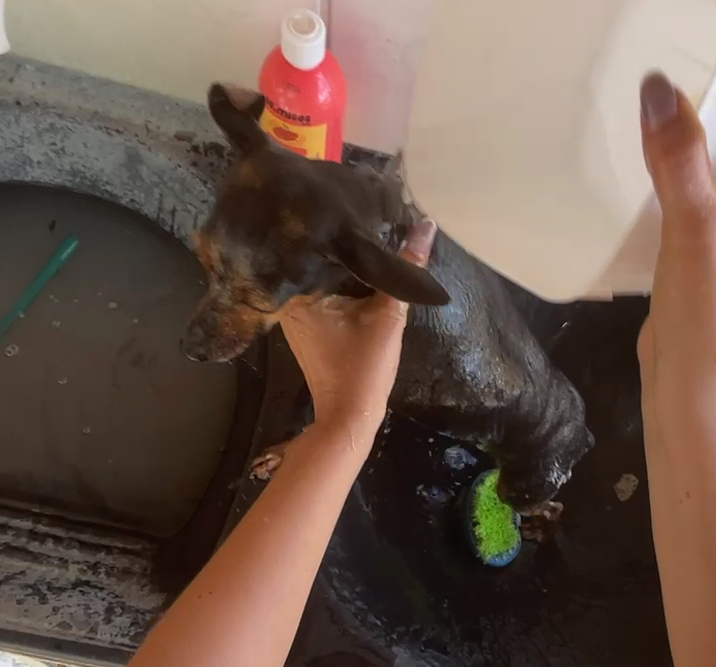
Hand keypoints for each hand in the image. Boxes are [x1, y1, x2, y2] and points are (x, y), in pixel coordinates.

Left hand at [278, 219, 438, 440]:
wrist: (349, 416)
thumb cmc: (362, 368)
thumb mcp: (388, 316)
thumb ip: (405, 270)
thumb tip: (426, 226)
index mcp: (298, 291)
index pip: (321, 244)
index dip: (344, 223)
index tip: (364, 201)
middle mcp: (289, 298)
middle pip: (322, 259)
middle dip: (345, 241)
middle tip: (371, 211)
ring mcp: (296, 314)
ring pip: (325, 277)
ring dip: (346, 264)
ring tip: (370, 233)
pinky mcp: (307, 326)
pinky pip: (326, 294)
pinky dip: (343, 285)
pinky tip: (363, 270)